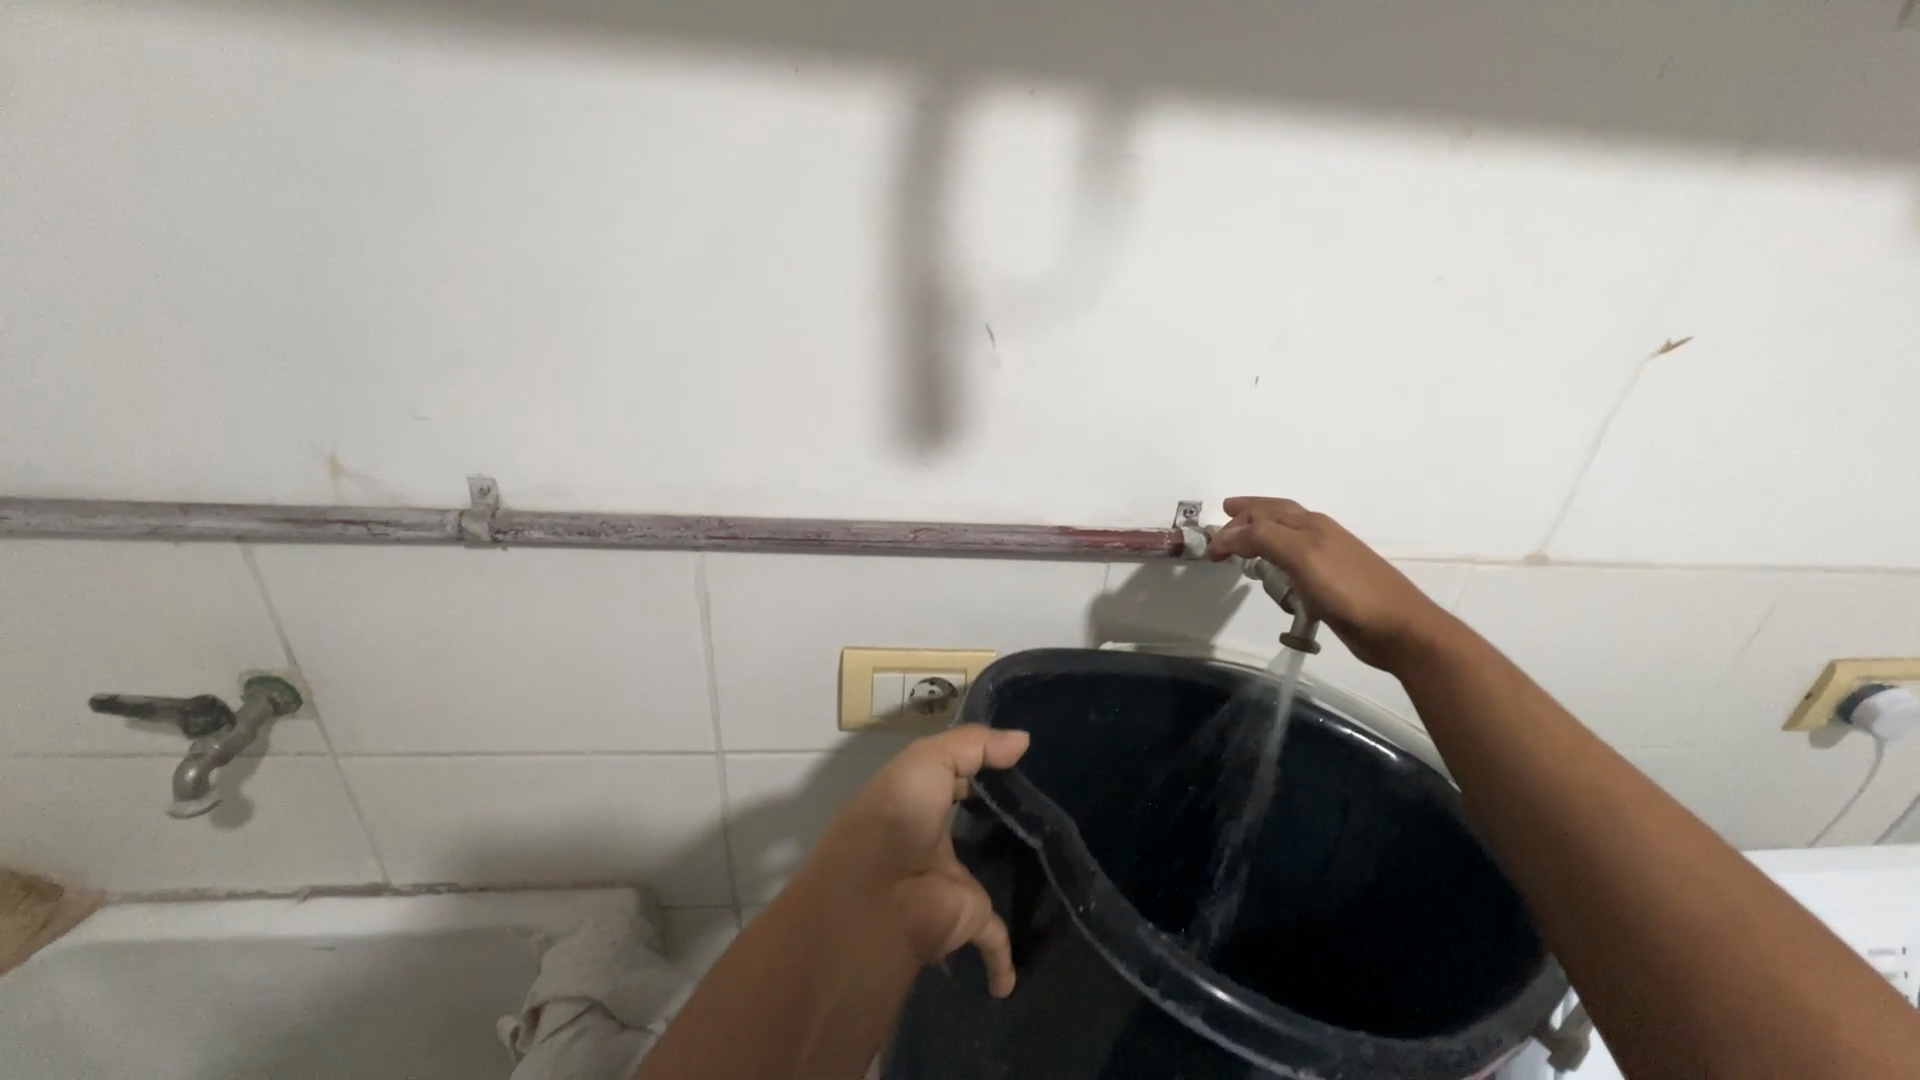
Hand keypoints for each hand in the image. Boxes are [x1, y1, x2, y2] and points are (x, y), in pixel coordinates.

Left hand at [809, 725, 1030, 997]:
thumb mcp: (929, 759)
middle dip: (991, 825)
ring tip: (1045, 866)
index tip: (1018, 760)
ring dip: (996, 882)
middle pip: (966, 830)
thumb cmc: (897, 814)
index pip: (950, 779)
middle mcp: (930, 842)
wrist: (878, 893)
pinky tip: (1011, 979)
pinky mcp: (965, 919)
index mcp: (917, 801)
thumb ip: (976, 744)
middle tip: (1041, 810)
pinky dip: (1003, 962)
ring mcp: (948, 884)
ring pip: (980, 883)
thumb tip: (1024, 740)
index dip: (977, 767)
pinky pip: (993, 942)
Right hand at [1205, 496, 1458, 671]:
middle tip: (1221, 534)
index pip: (1264, 512)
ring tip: (1241, 550)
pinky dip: (1277, 566)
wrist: (1398, 628)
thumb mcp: (1302, 556)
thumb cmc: (1348, 589)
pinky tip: (1275, 580)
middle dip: (1247, 520)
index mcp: (1311, 525)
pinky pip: (1295, 567)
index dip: (1234, 523)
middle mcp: (1319, 536)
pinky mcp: (1331, 586)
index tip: (1210, 549)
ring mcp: (1327, 561)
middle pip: (1276, 518)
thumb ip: (1263, 539)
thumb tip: (1227, 535)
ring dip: (1261, 540)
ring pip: (1285, 541)